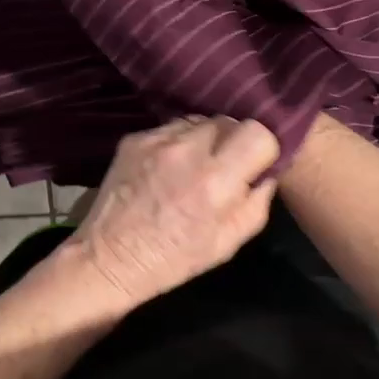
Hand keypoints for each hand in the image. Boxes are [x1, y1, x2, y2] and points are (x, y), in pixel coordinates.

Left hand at [66, 115, 279, 305]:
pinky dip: (176, 143)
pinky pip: (168, 129)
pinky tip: (168, 167)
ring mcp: (156, 140)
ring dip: (204, 139)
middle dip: (233, 141)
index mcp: (216, 179)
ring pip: (197, 121)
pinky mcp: (133, 138)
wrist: (112, 254)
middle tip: (226, 166)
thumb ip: (256, 201)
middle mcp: (186, 150)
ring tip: (195, 166)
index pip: (257, 132)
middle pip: (227, 121)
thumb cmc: (175, 257)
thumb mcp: (230, 242)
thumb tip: (266, 171)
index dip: (262, 147)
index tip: (255, 163)